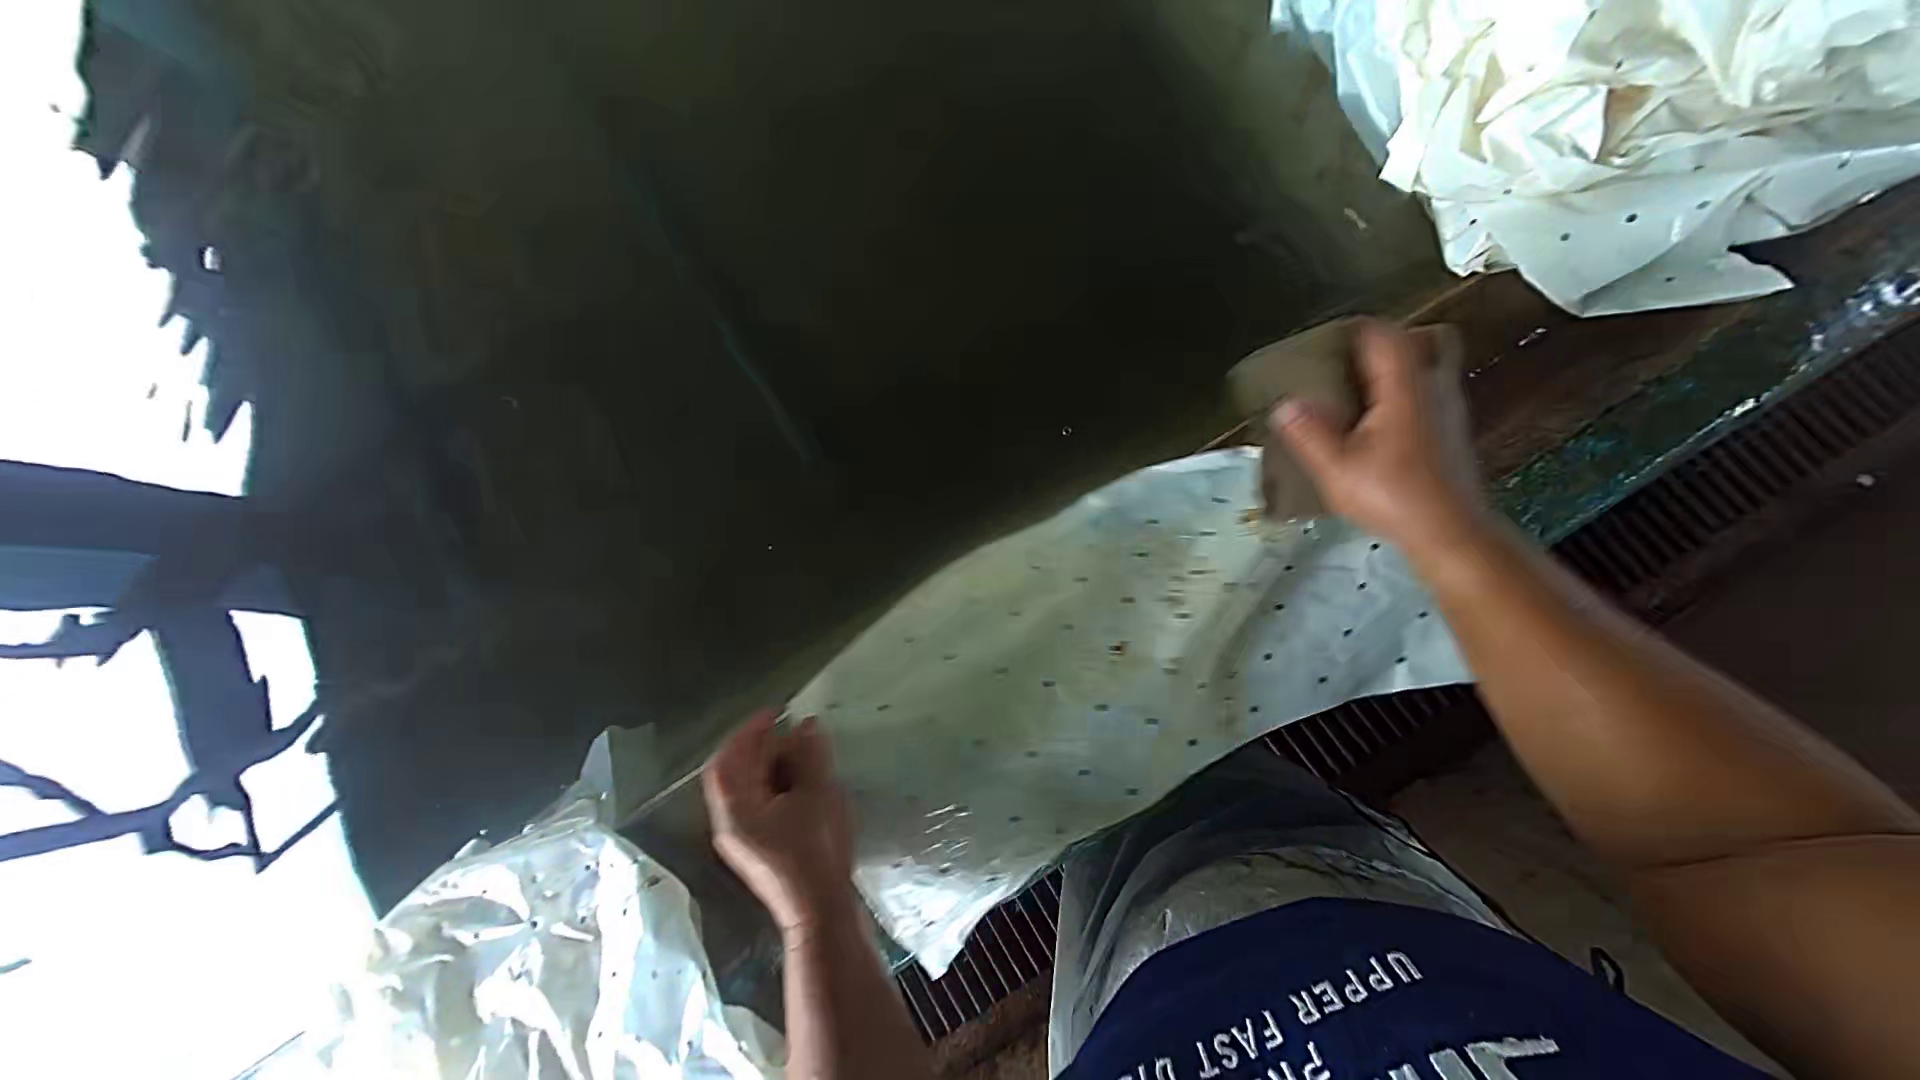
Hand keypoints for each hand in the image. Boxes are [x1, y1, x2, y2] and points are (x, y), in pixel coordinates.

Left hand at [703, 710, 855, 934]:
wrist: (819, 911)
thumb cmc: (815, 851)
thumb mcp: (817, 795)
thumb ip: (810, 755)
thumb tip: (806, 725)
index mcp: (735, 810)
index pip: (728, 760)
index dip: (749, 731)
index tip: (775, 712)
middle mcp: (729, 824)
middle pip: (735, 773)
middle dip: (764, 747)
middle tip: (795, 733)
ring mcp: (741, 839)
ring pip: (748, 789)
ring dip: (771, 765)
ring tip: (804, 754)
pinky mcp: (757, 847)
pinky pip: (759, 804)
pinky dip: (776, 784)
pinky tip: (802, 782)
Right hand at [1270, 319, 1489, 561]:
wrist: (1449, 533)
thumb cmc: (1393, 497)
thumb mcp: (1336, 468)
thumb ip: (1309, 433)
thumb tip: (1286, 404)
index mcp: (1405, 388)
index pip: (1385, 335)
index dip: (1353, 330)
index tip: (1323, 340)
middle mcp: (1434, 389)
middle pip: (1418, 340)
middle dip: (1380, 342)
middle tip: (1344, 358)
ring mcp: (1449, 409)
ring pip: (1425, 366)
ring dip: (1391, 368)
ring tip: (1351, 389)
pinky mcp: (1450, 431)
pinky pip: (1426, 391)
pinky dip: (1401, 392)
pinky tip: (1374, 422)